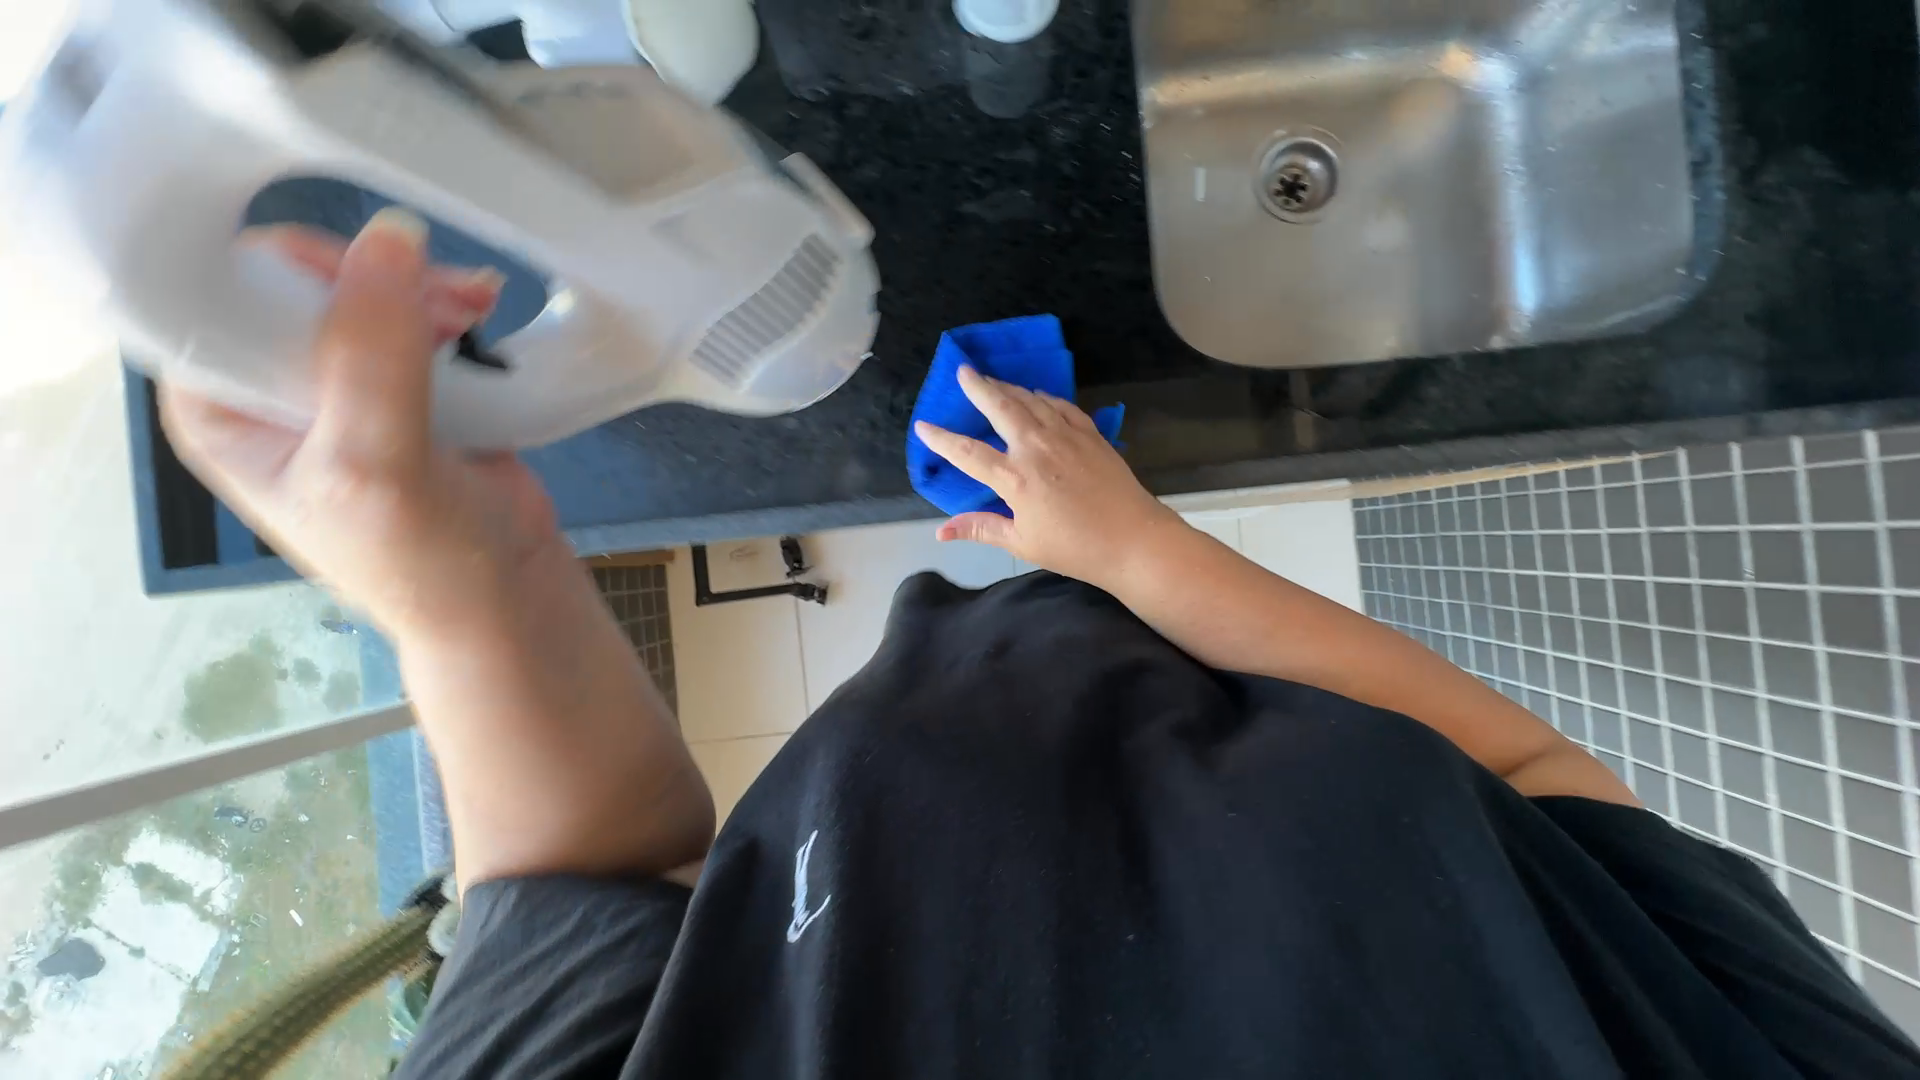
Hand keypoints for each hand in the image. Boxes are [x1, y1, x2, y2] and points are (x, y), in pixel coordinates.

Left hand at [160, 210, 565, 641]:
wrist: (506, 596)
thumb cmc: (422, 558)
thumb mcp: (376, 465)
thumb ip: (373, 357)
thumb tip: (393, 235)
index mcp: (222, 405)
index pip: (218, 292)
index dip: (293, 273)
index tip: (373, 284)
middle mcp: (274, 387)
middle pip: (303, 284)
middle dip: (376, 280)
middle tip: (445, 301)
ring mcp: (349, 387)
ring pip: (368, 295)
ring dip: (424, 290)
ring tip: (477, 306)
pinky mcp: (415, 390)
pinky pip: (419, 322)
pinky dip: (453, 308)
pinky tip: (485, 312)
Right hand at [913, 365, 1191, 587]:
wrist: (1133, 539)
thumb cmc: (1075, 548)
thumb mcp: (1023, 543)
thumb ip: (982, 528)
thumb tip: (942, 532)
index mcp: (1015, 478)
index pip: (968, 452)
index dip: (942, 439)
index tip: (923, 426)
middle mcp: (1036, 447)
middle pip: (1000, 407)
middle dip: (978, 387)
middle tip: (964, 371)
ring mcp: (1065, 436)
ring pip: (1030, 400)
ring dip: (1008, 388)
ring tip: (993, 380)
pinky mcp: (1090, 433)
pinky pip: (1061, 405)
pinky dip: (1043, 397)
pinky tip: (1036, 396)